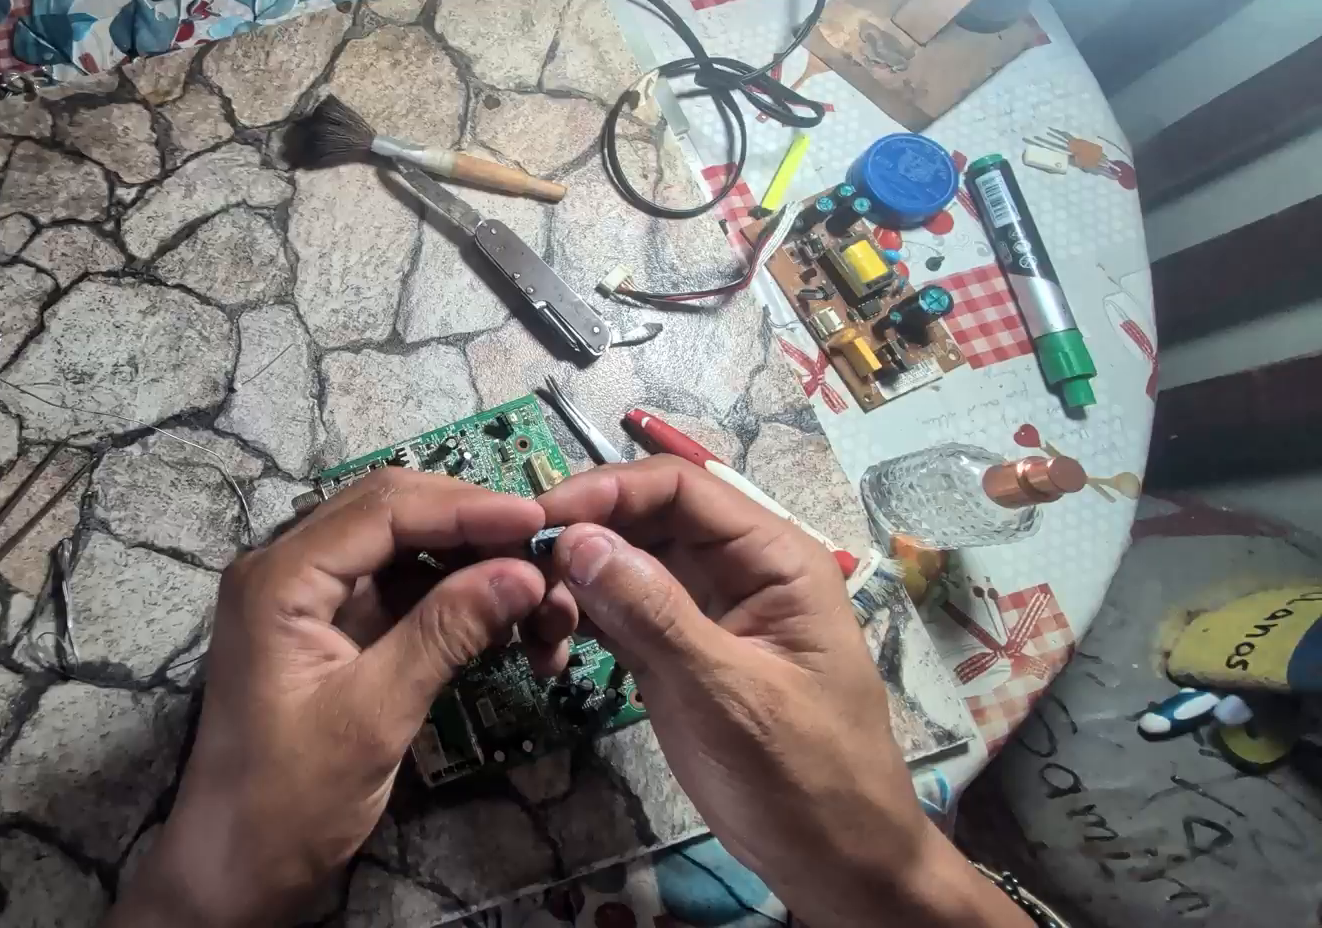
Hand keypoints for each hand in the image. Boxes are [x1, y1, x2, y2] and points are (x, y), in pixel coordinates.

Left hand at [107, 470, 577, 927]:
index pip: (382, 510)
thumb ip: (445, 633)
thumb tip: (524, 573)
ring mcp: (307, 590)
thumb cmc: (291, 798)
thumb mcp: (373, 715)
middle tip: (535, 543)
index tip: (533, 518)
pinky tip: (490, 606)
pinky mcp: (328, 618)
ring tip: (524, 578)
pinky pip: (394, 581)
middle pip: (388, 510)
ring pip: (396, 541)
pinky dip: (444, 587)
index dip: (462, 506)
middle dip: (465, 521)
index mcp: (280, 575)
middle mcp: (288, 562)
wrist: (236, 866)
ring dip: (460, 554)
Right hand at [538, 457, 1029, 927]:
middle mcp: (726, 562)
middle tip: (522, 577)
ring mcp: (691, 599)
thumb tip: (576, 540)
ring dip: (566, 584)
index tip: (543, 517)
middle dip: (576, 540)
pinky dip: (571, 618)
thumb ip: (656, 614)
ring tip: (539, 631)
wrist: (830, 864)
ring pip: (611, 558)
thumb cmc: (806, 778)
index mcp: (768, 555)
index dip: (607, 489)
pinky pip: (604, 604)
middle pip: (635, 516)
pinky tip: (550, 652)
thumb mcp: (732, 696)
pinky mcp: (661, 636)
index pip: (678, 487)